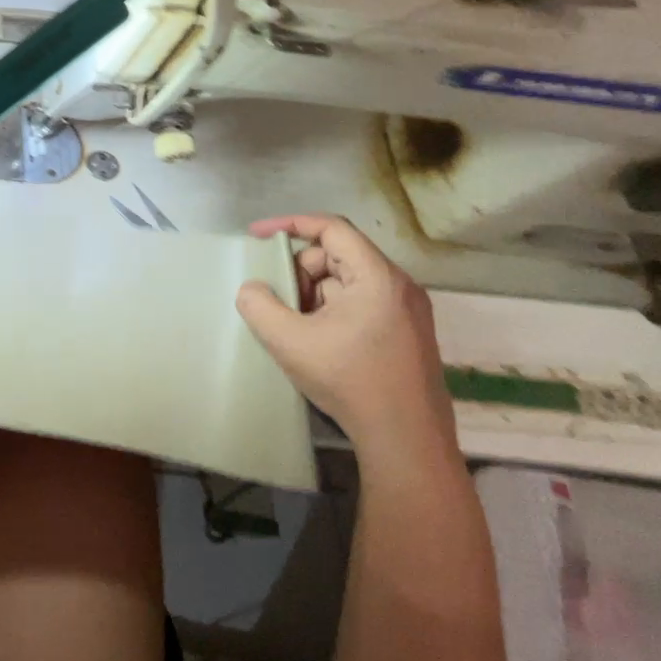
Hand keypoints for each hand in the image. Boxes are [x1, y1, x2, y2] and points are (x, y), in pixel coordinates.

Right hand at [235, 215, 455, 456]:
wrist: (405, 436)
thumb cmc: (349, 379)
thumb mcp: (286, 339)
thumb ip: (258, 304)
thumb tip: (254, 289)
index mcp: (377, 278)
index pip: (332, 229)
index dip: (289, 224)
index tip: (255, 236)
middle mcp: (398, 287)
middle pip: (336, 256)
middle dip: (297, 270)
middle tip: (274, 299)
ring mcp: (406, 311)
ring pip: (344, 281)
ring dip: (310, 293)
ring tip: (292, 325)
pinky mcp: (404, 333)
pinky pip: (357, 302)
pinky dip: (327, 310)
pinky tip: (313, 339)